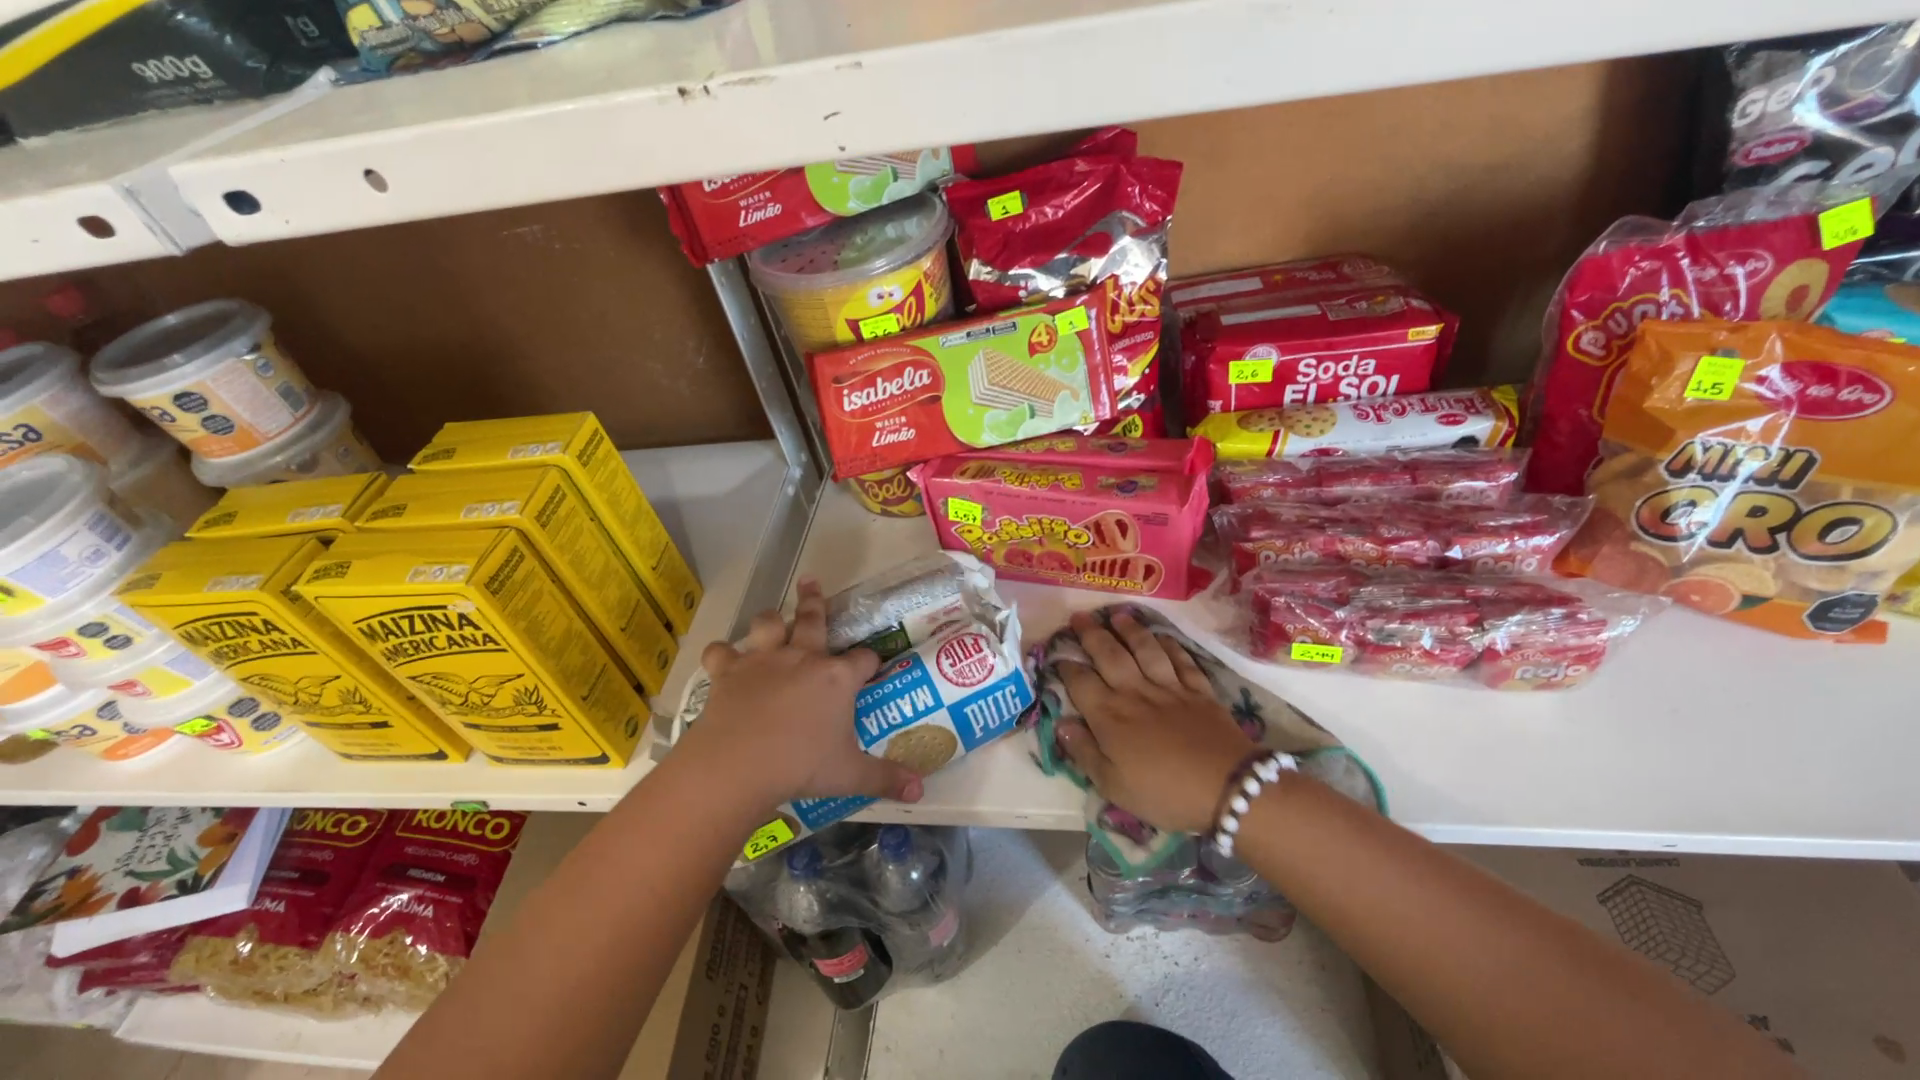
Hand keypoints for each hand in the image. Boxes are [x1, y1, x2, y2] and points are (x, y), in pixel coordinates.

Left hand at [676, 579, 924, 808]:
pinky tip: (723, 657)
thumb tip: (920, 792)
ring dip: (771, 619)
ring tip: (773, 616)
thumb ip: (886, 778)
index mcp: (837, 678)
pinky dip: (722, 653)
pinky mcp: (728, 671)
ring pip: (768, 623)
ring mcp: (763, 660)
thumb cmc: (802, 766)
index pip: (864, 659)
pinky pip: (721, 651)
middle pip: (814, 620)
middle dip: (816, 602)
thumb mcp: (851, 775)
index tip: (872, 665)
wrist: (740, 763)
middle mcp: (802, 658)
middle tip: (813, 582)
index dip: (870, 661)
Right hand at [1056, 611, 1254, 833]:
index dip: (1067, 667)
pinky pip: (1182, 660)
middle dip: (1091, 634)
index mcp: (1109, 716)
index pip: (1081, 682)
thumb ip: (1084, 753)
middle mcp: (1135, 693)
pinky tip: (1163, 637)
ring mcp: (1170, 688)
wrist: (1226, 787)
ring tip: (1118, 615)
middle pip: (1109, 655)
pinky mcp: (1199, 691)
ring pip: (1146, 649)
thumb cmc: (1163, 793)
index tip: (1058, 657)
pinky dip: (1171, 646)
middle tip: (1080, 617)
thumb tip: (1061, 724)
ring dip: (1130, 630)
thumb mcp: (1113, 786)